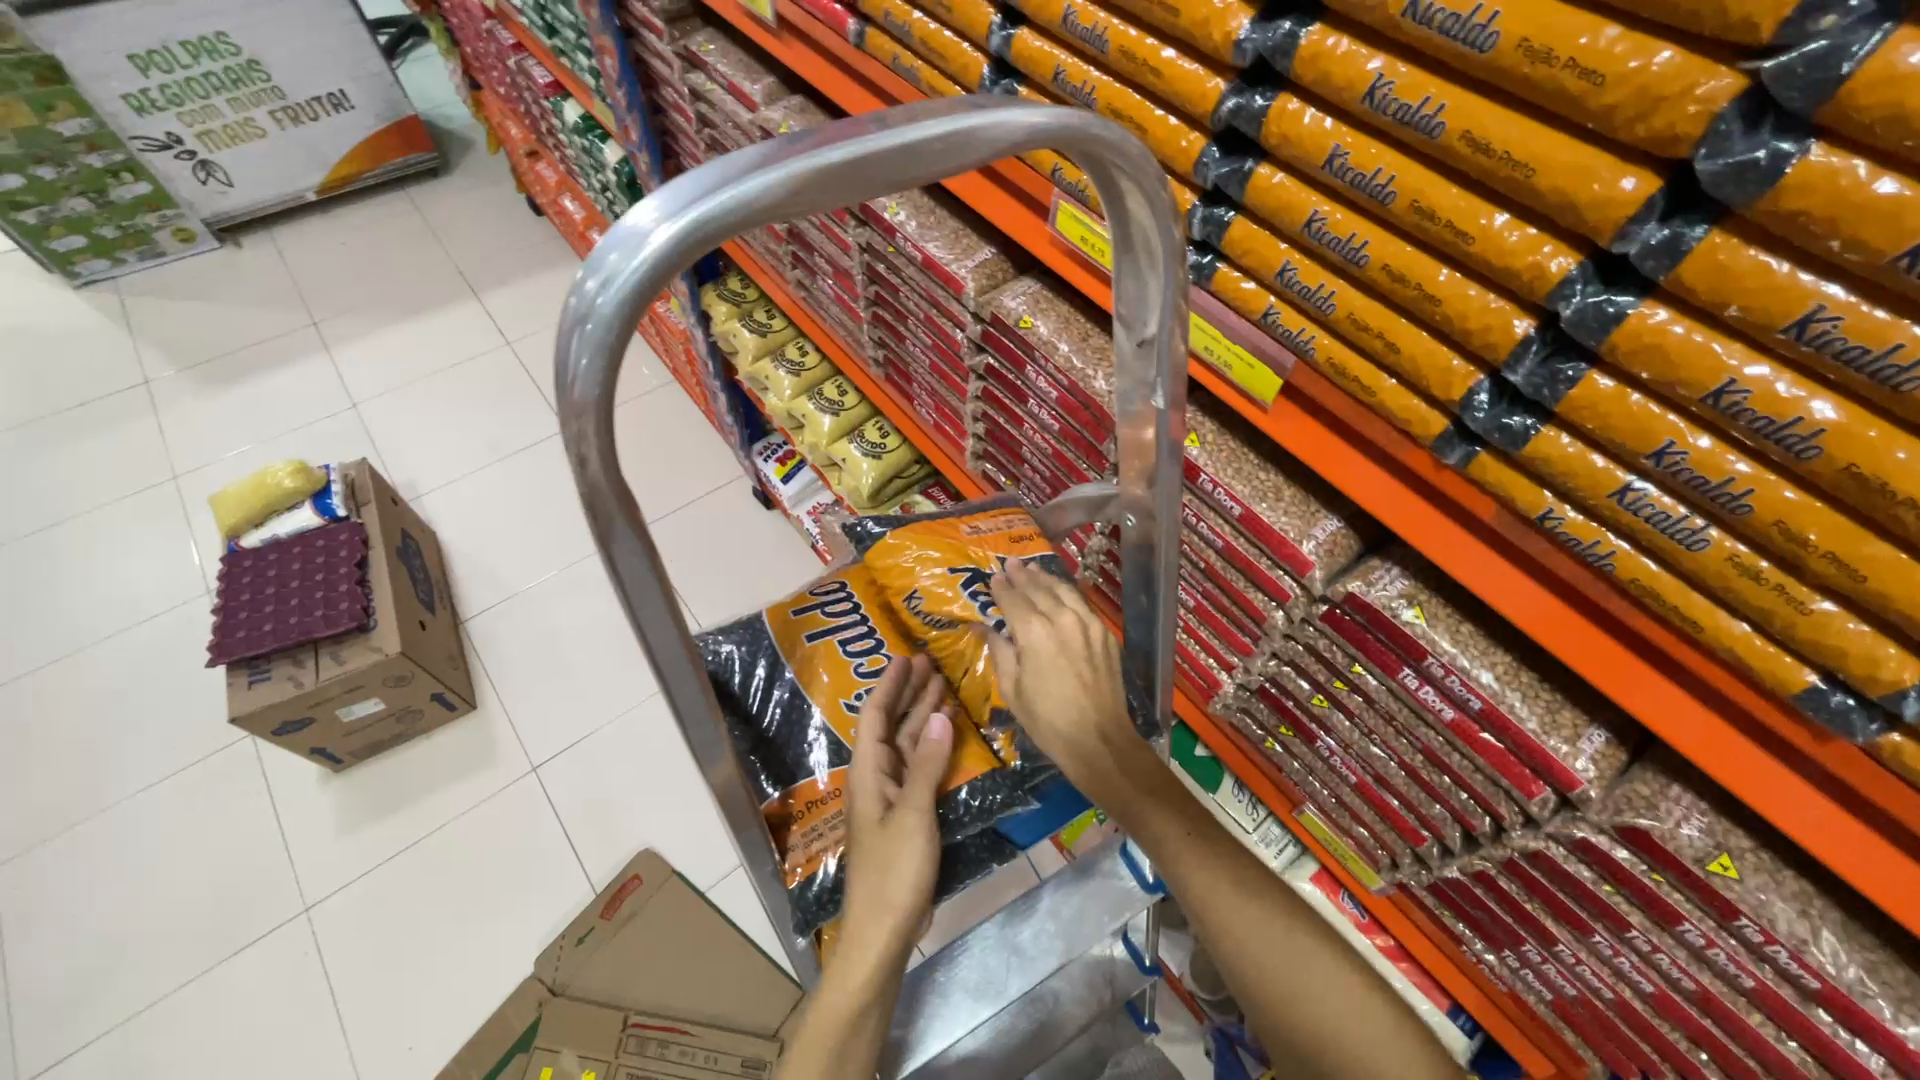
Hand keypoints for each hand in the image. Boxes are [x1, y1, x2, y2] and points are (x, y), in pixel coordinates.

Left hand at [841, 654, 954, 964]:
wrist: (883, 927)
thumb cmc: (894, 869)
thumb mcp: (913, 814)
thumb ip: (926, 764)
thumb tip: (942, 717)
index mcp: (868, 772)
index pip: (874, 716)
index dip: (890, 685)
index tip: (908, 657)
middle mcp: (875, 778)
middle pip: (890, 726)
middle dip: (909, 694)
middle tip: (933, 665)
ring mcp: (889, 798)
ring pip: (905, 746)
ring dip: (922, 718)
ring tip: (944, 689)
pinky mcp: (905, 816)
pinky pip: (917, 769)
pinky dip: (932, 749)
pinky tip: (948, 738)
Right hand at [985, 559, 1152, 800]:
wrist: (1098, 739)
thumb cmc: (1047, 721)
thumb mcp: (1012, 690)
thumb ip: (1000, 652)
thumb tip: (986, 628)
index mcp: (1034, 633)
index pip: (1013, 599)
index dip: (1001, 588)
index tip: (993, 577)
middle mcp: (1062, 619)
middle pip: (1038, 589)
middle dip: (1022, 576)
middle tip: (1010, 564)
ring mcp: (1088, 624)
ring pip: (1064, 591)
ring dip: (1045, 578)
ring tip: (1032, 569)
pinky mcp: (1104, 634)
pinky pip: (1082, 604)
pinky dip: (1067, 593)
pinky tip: (1060, 591)